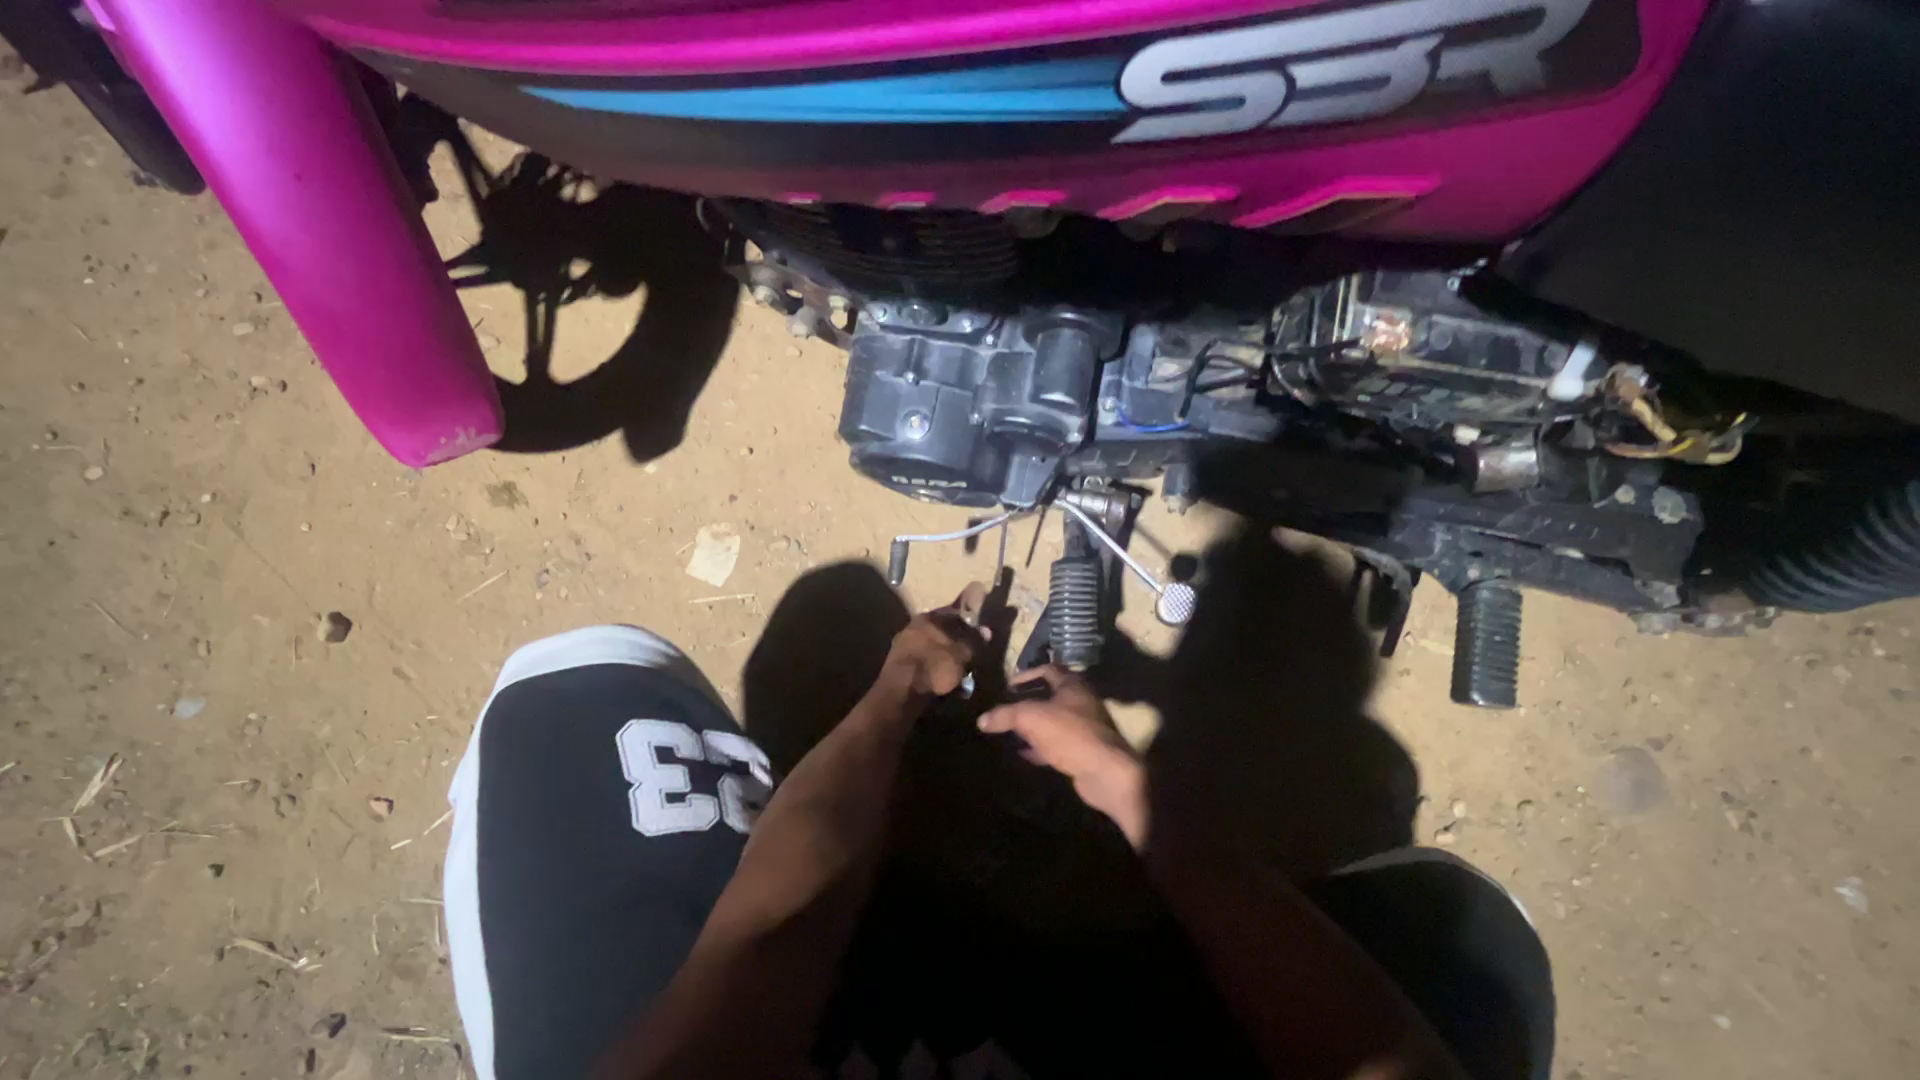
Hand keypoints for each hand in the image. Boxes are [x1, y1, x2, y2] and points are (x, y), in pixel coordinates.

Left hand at [877, 582, 987, 698]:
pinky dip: (930, 669)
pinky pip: (921, 663)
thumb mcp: (962, 654)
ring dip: (942, 657)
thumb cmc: (934, 666)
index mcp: (928, 618)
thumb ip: (974, 641)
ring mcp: (901, 645)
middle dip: (954, 643)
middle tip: (967, 656)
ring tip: (955, 673)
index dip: (967, 624)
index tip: (977, 636)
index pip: (953, 614)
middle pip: (940, 632)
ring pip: (929, 648)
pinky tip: (938, 681)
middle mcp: (912, 626)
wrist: (901, 691)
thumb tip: (985, 630)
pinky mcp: (896, 665)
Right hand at [978, 666, 1148, 848]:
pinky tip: (1023, 754)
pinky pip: (1057, 745)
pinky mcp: (1083, 751)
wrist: (1106, 772)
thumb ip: (1005, 715)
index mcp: (1072, 685)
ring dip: (1032, 726)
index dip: (1027, 675)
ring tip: (1009, 732)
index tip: (1007, 686)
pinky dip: (1040, 747)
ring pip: (1053, 722)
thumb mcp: (1031, 718)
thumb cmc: (1070, 734)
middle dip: (1027, 702)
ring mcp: (1084, 728)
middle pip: (1050, 696)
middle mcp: (1081, 702)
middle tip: (1005, 709)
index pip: (1048, 669)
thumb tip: (981, 720)